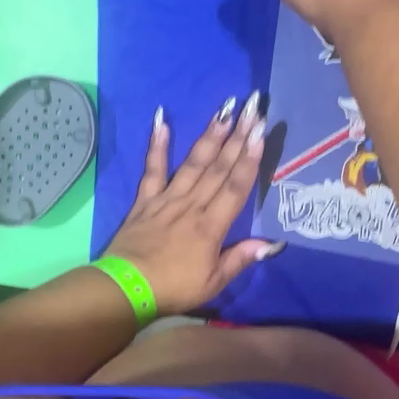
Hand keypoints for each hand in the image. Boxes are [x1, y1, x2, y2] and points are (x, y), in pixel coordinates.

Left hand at [102, 93, 277, 315]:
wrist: (126, 289)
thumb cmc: (173, 289)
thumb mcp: (213, 282)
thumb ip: (240, 259)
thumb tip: (273, 244)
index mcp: (211, 227)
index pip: (235, 187)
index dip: (249, 159)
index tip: (259, 133)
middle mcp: (191, 206)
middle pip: (218, 168)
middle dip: (237, 137)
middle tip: (251, 109)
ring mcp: (166, 200)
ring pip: (192, 163)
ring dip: (210, 136)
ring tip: (224, 110)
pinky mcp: (144, 201)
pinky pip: (152, 169)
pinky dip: (157, 145)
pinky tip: (162, 120)